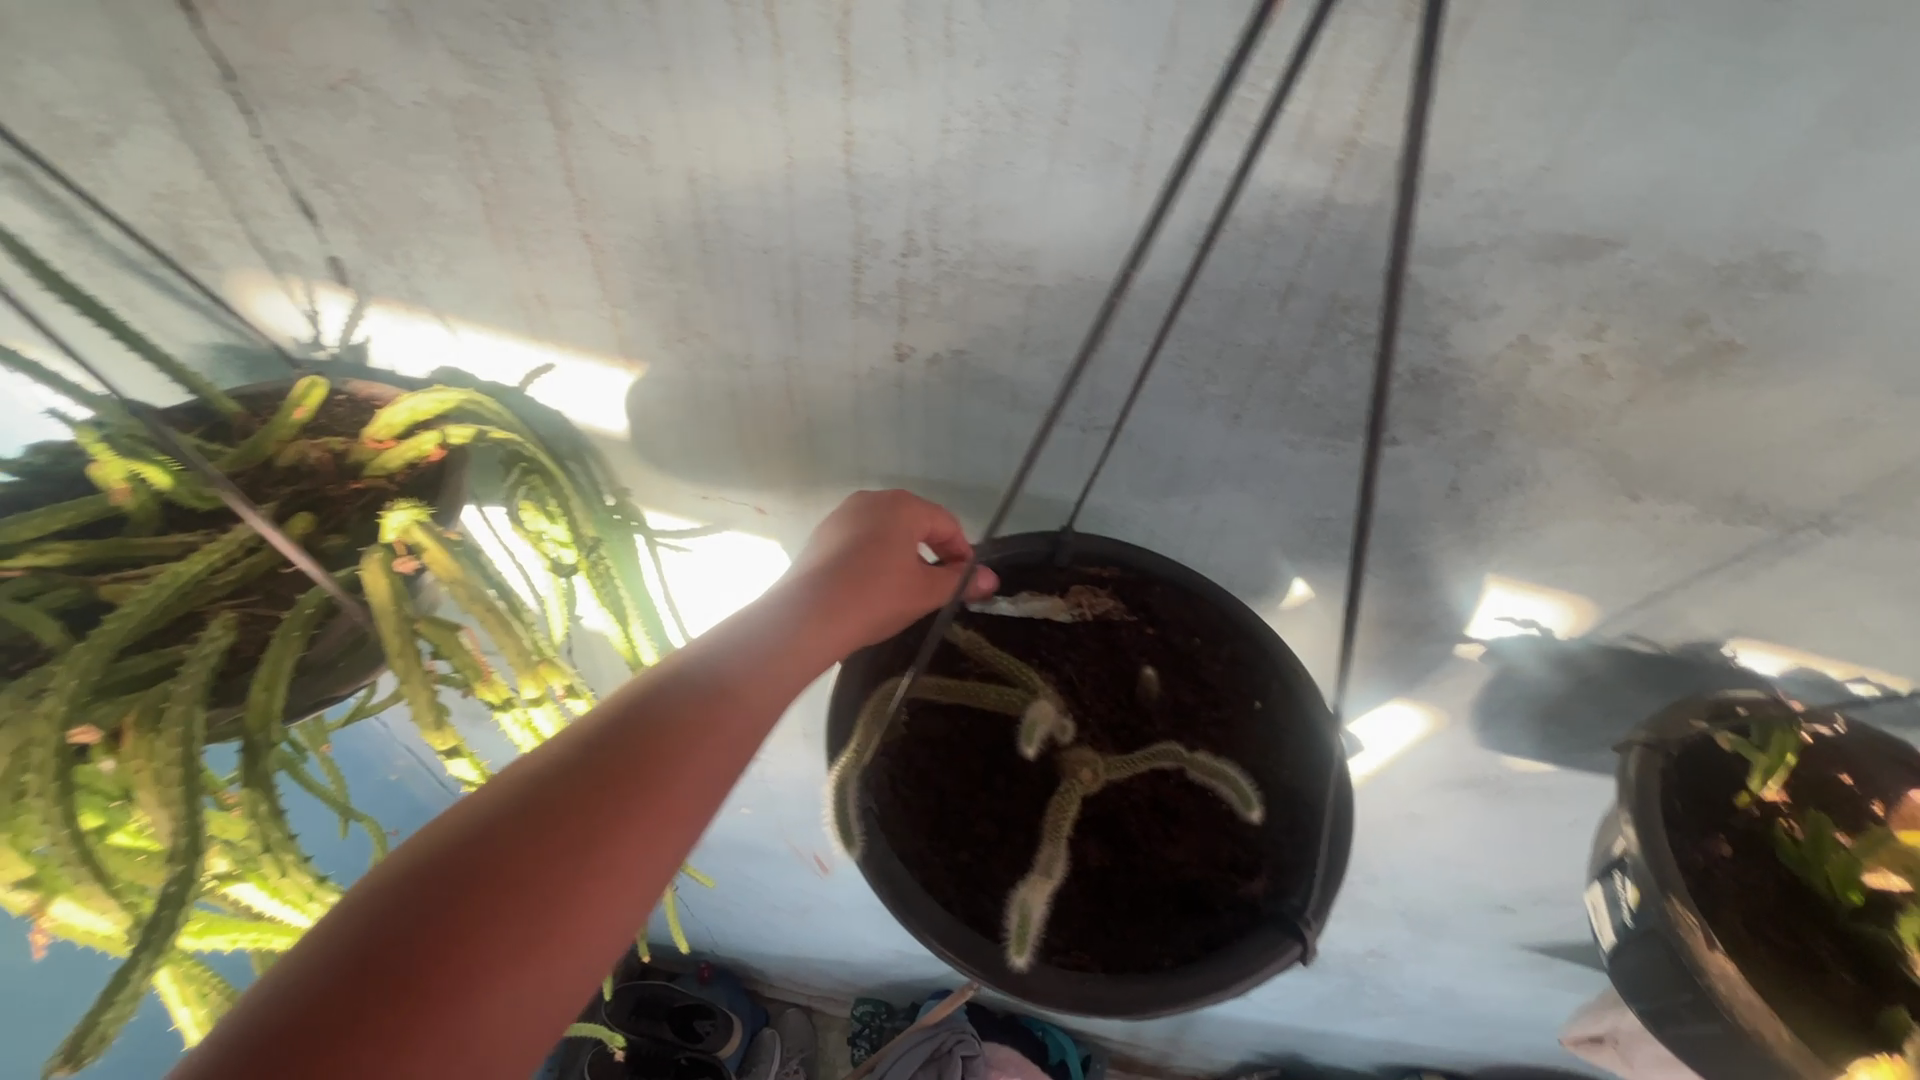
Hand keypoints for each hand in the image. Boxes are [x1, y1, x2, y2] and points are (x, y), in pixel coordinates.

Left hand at [786, 490, 998, 650]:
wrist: (807, 617)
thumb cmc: (875, 597)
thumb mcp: (925, 592)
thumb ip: (960, 582)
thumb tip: (991, 578)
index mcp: (903, 506)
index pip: (946, 524)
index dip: (962, 553)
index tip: (965, 583)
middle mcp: (871, 500)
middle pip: (915, 523)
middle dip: (932, 553)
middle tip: (937, 587)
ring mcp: (842, 515)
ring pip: (886, 532)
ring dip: (903, 556)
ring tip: (904, 590)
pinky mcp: (821, 535)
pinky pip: (859, 542)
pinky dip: (874, 559)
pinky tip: (871, 589)